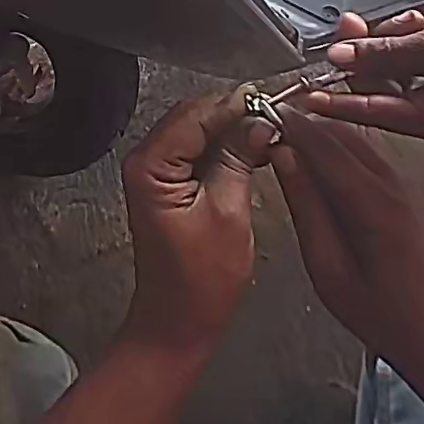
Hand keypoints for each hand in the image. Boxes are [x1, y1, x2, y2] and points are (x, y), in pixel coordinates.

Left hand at [119, 91, 276, 355]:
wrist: (178, 323)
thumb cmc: (200, 280)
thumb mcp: (228, 212)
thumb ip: (239, 159)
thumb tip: (261, 121)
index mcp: (151, 165)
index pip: (194, 115)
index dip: (234, 105)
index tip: (270, 99)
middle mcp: (147, 160)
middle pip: (194, 117)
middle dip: (235, 113)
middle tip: (276, 112)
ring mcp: (157, 170)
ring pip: (199, 131)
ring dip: (233, 128)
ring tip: (271, 127)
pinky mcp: (171, 182)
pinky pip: (200, 150)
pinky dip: (227, 146)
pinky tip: (254, 147)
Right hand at [270, 109, 423, 374]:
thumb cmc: (379, 312)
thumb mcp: (327, 267)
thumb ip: (305, 206)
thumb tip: (283, 156)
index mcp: (376, 205)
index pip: (325, 146)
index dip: (293, 126)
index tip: (264, 115)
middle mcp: (394, 185)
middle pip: (341, 135)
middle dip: (304, 123)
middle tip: (269, 124)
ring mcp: (402, 184)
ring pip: (353, 139)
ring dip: (319, 131)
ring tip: (284, 136)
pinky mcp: (402, 188)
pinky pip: (363, 152)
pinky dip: (334, 144)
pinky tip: (312, 155)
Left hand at [303, 6, 423, 152]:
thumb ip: (388, 52)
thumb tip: (342, 57)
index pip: (375, 114)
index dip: (338, 101)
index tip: (307, 98)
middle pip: (389, 91)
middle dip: (369, 58)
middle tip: (352, 29)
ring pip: (408, 77)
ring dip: (395, 46)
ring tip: (399, 22)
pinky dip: (419, 48)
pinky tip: (418, 26)